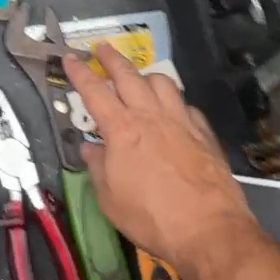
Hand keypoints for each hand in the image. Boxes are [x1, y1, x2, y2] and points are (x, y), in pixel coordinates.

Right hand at [64, 44, 256, 271]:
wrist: (210, 232)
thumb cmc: (152, 218)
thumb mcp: (110, 199)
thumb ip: (97, 168)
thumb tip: (91, 149)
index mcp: (121, 128)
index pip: (94, 90)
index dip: (79, 71)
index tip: (70, 56)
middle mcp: (150, 116)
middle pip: (128, 75)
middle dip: (112, 58)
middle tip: (102, 48)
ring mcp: (181, 122)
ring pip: (162, 82)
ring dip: (146, 76)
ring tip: (141, 79)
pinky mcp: (205, 135)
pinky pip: (188, 107)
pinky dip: (177, 104)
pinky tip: (175, 113)